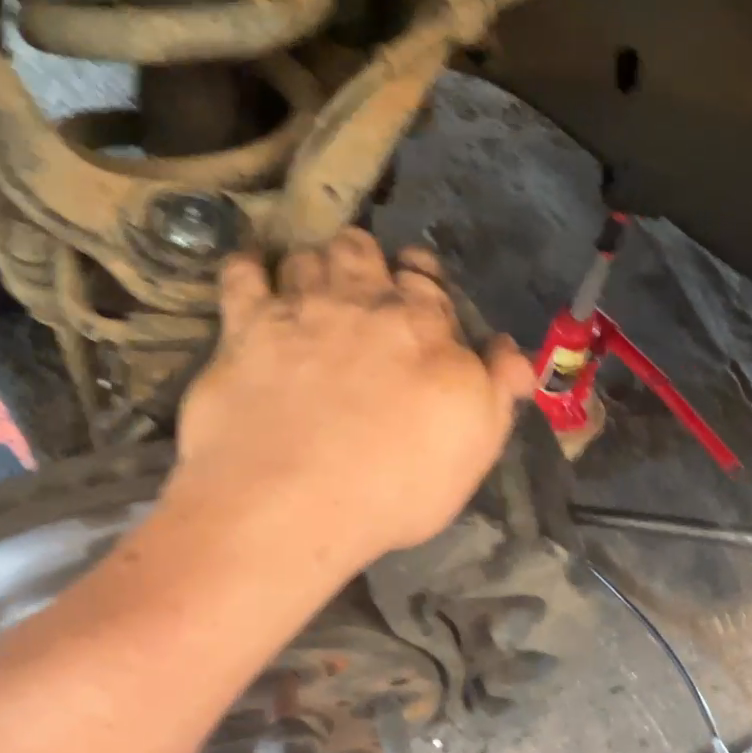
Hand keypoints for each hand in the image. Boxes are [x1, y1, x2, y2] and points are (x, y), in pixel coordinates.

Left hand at [170, 230, 533, 564]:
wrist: (294, 501)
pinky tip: (252, 281)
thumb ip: (497, 388)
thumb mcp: (476, 444)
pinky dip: (248, 269)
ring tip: (310, 293)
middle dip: (363, 263)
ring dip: (312, 267)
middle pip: (362, 251)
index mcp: (422, 325)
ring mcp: (298, 309)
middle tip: (359, 295)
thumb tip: (511, 351)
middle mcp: (361, 300)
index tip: (415, 299)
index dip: (419, 282)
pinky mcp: (241, 329)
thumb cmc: (397, 481)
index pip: (424, 279)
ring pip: (306, 256)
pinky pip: (240, 273)